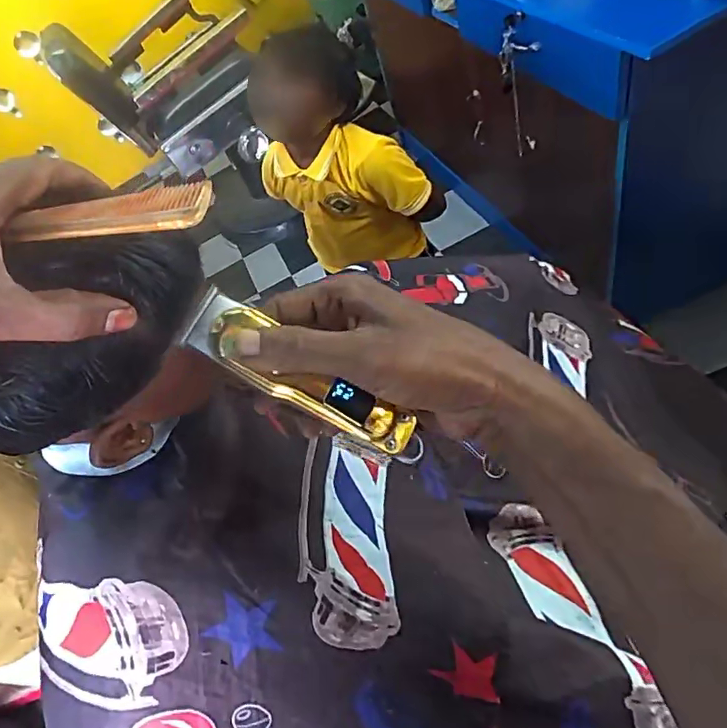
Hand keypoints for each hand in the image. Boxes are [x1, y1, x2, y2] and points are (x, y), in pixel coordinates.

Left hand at [0, 157, 136, 386]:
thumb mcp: (0, 315)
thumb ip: (66, 316)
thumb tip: (126, 314)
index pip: (44, 168)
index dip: (83, 181)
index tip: (109, 204)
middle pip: (17, 180)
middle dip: (58, 198)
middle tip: (85, 228)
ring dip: (23, 213)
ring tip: (48, 245)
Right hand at [220, 272, 575, 442]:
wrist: (494, 397)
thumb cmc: (426, 361)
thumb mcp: (356, 354)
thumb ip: (294, 350)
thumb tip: (234, 342)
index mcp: (340, 295)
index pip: (277, 310)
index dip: (252, 339)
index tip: (231, 374)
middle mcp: (344, 317)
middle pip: (290, 346)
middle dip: (280, 382)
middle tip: (273, 413)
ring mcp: (359, 350)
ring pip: (310, 375)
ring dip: (304, 403)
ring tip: (311, 429)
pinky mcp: (372, 379)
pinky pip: (334, 393)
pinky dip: (327, 412)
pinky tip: (329, 432)